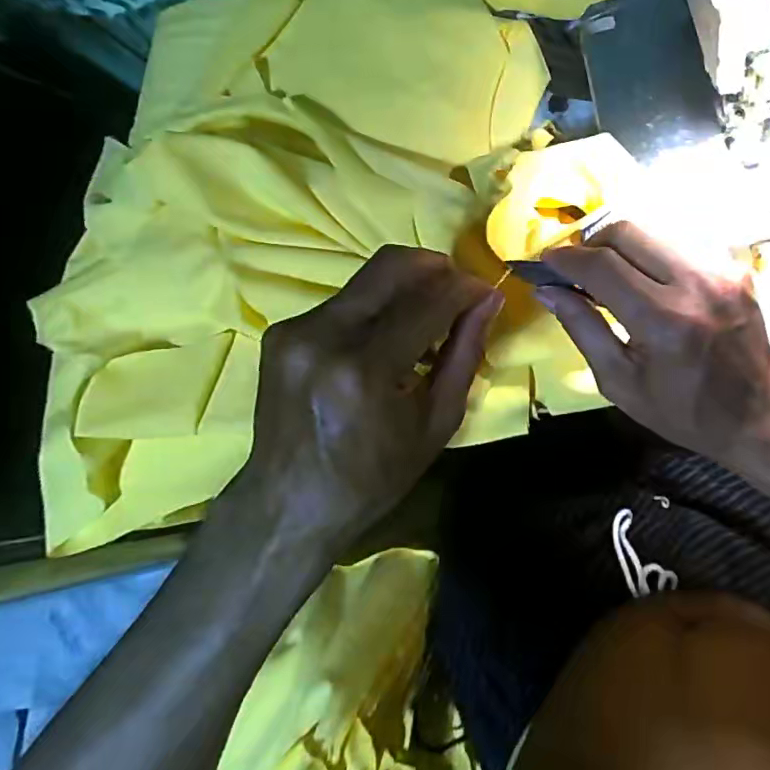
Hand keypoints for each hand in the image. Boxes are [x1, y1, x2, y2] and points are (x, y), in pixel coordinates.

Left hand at [235, 245, 502, 546]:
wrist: (289, 505)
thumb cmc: (373, 478)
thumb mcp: (436, 423)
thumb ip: (465, 353)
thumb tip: (488, 299)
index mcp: (364, 370)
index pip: (428, 301)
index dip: (465, 287)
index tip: (486, 290)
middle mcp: (324, 336)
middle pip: (390, 265)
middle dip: (435, 267)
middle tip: (458, 289)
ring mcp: (296, 330)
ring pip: (367, 279)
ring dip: (406, 287)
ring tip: (426, 321)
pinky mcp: (281, 331)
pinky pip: (344, 300)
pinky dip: (376, 308)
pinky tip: (387, 339)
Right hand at [536, 223, 769, 479]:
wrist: (759, 413)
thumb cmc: (683, 410)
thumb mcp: (620, 382)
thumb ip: (582, 328)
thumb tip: (547, 290)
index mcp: (663, 321)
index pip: (601, 265)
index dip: (565, 258)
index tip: (546, 262)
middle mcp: (696, 284)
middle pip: (626, 230)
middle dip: (591, 241)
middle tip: (578, 266)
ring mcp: (722, 270)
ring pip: (654, 229)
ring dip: (623, 245)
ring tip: (611, 272)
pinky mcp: (736, 265)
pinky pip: (681, 242)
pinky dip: (654, 254)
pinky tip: (650, 280)